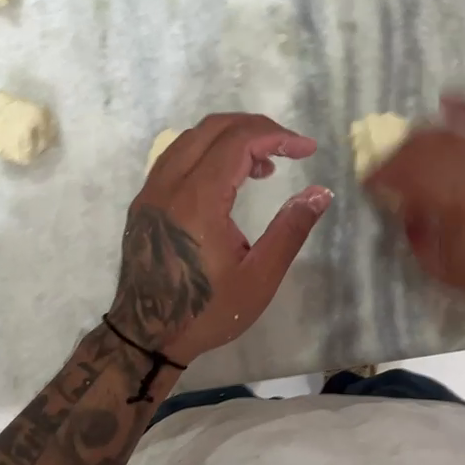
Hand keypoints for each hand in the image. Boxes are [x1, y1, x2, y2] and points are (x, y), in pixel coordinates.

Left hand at [109, 113, 332, 365]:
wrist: (146, 335)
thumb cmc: (208, 311)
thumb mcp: (260, 277)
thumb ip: (290, 229)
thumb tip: (321, 193)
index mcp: (198, 200)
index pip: (239, 142)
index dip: (278, 137)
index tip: (308, 149)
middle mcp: (169, 185)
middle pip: (213, 129)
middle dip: (256, 128)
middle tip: (289, 147)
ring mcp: (151, 192)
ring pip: (190, 139)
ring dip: (230, 139)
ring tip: (264, 166)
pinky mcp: (144, 203)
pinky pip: (176, 158)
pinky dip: (207, 153)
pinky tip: (228, 180)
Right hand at [364, 95, 464, 308]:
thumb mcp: (443, 268)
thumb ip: (417, 235)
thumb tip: (403, 208)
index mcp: (449, 203)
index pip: (403, 175)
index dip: (380, 175)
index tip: (369, 182)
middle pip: (422, 149)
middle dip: (397, 156)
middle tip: (387, 168)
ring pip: (449, 135)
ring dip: (422, 136)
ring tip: (409, 145)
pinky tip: (446, 101)